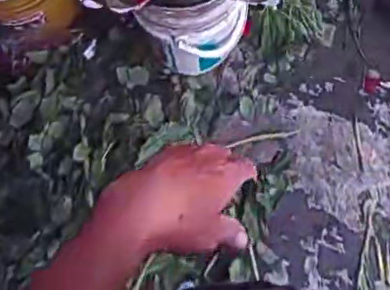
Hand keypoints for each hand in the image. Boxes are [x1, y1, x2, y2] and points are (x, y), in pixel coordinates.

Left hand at [86, 144, 257, 256]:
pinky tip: (177, 175)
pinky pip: (185, 152)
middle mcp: (213, 155)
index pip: (246, 168)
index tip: (249, 180)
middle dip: (228, 166)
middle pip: (227, 156)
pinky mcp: (168, 150)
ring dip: (207, 162)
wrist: (140, 205)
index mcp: (228, 174)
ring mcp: (190, 150)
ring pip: (206, 151)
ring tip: (201, 178)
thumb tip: (243, 238)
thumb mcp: (209, 234)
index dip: (249, 174)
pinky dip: (186, 161)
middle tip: (224, 183)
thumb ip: (229, 233)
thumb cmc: (182, 222)